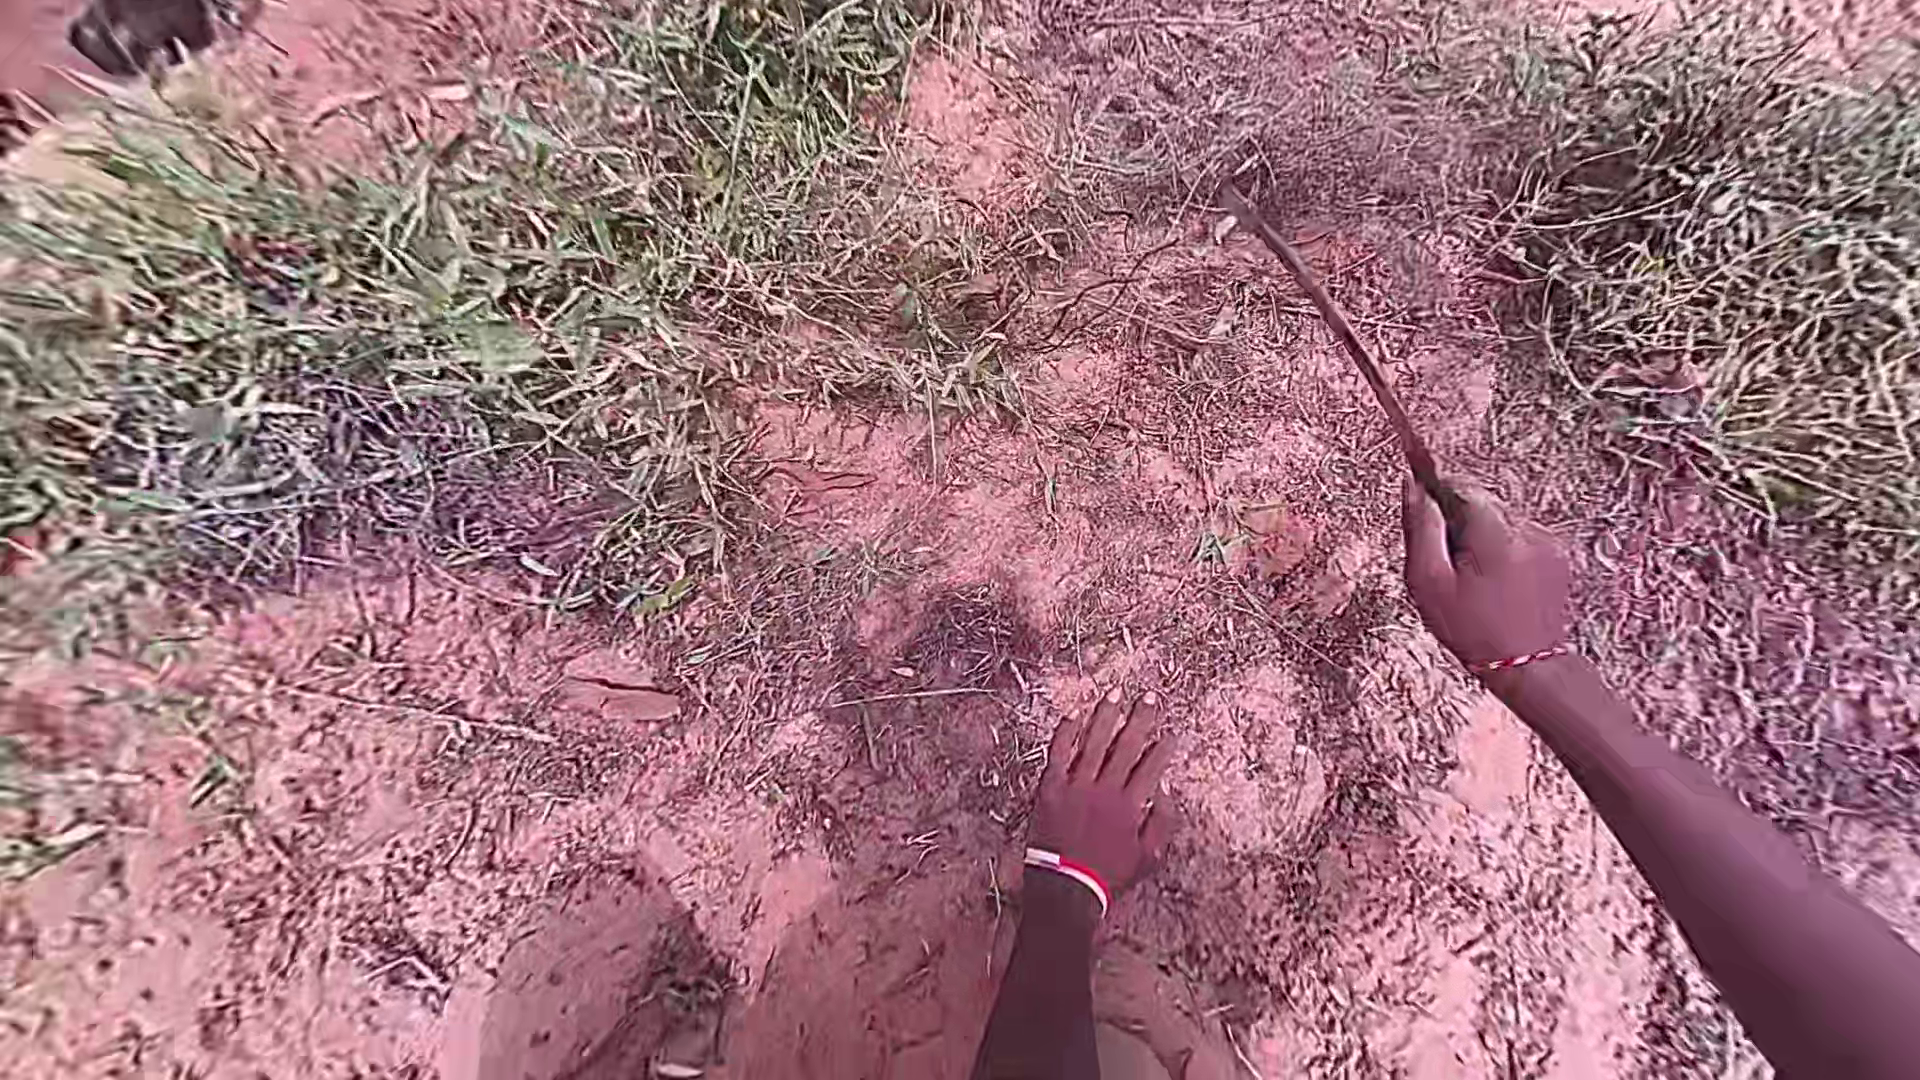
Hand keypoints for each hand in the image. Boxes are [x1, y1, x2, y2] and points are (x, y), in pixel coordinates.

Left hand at [1031, 687, 1177, 899]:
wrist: (1065, 887)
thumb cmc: (1108, 875)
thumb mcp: (1148, 858)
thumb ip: (1162, 822)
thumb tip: (1168, 788)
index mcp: (1130, 805)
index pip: (1150, 767)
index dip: (1162, 747)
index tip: (1170, 730)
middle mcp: (1105, 789)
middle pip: (1126, 746)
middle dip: (1140, 719)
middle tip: (1150, 697)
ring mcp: (1076, 784)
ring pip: (1094, 742)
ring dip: (1106, 716)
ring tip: (1116, 693)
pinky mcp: (1051, 786)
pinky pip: (1059, 753)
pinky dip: (1065, 733)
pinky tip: (1073, 715)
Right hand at [1402, 475, 1570, 669]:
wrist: (1526, 666)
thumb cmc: (1468, 626)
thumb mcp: (1426, 579)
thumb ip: (1420, 528)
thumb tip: (1412, 487)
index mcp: (1496, 534)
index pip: (1461, 488)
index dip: (1434, 488)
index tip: (1414, 490)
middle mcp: (1529, 530)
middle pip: (1478, 503)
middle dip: (1452, 520)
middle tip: (1436, 558)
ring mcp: (1548, 542)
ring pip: (1494, 519)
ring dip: (1472, 535)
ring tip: (1461, 574)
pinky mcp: (1556, 555)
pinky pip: (1513, 535)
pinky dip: (1492, 547)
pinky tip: (1484, 578)